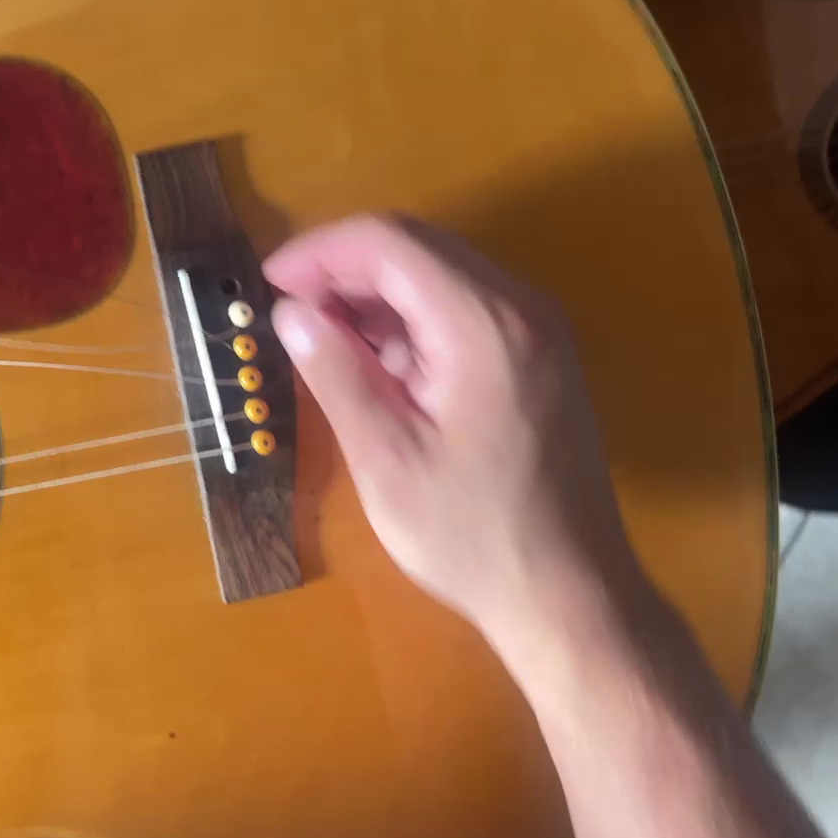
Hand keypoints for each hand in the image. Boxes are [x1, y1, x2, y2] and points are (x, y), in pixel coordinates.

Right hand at [265, 215, 646, 642]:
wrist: (568, 595)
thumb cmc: (469, 533)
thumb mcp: (384, 456)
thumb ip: (334, 372)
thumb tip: (289, 312)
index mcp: (484, 324)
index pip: (389, 243)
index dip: (320, 251)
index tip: (269, 284)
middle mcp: (518, 307)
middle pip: (415, 246)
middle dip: (341, 267)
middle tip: (286, 309)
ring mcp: (533, 329)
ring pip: (435, 271)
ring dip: (370, 292)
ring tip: (317, 335)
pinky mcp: (532, 354)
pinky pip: (456, 306)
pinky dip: (403, 318)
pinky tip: (369, 357)